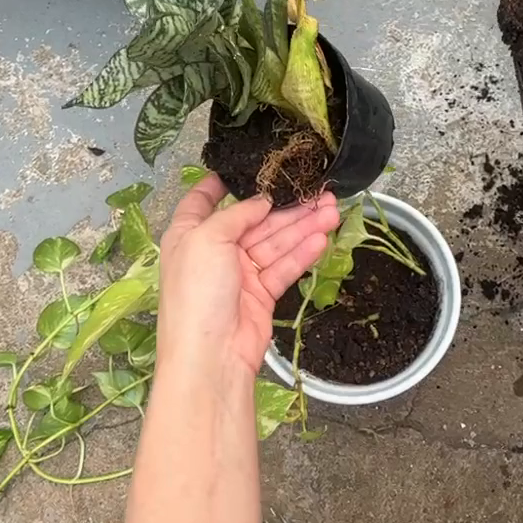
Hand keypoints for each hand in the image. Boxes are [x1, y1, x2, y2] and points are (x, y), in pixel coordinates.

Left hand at [158, 176, 339, 377]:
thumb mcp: (207, 240)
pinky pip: (284, 267)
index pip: (204, 200)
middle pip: (255, 221)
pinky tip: (322, 238)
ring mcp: (239, 274)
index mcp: (190, 234)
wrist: (211, 356)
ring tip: (333, 211)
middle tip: (320, 193)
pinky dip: (303, 253)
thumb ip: (237, 215)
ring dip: (304, 226)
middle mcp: (214, 251)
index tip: (248, 166)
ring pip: (276, 243)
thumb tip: (261, 201)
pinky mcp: (261, 295)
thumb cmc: (196, 293)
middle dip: (287, 207)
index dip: (223, 183)